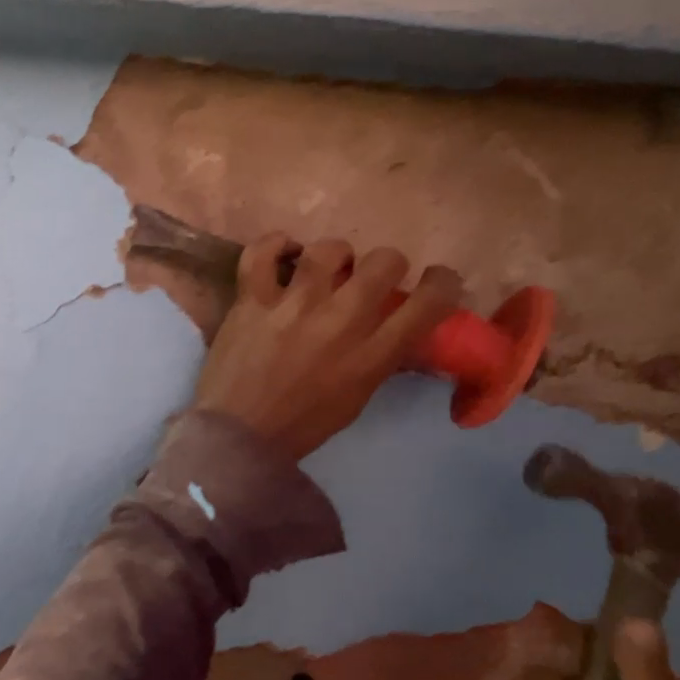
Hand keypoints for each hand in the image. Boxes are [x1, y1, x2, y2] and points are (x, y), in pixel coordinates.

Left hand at [191, 235, 460, 460]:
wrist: (238, 435)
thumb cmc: (301, 424)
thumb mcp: (357, 397)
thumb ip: (380, 359)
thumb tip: (399, 331)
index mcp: (372, 355)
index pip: (429, 302)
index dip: (441, 282)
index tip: (433, 280)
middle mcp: (339, 322)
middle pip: (383, 262)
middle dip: (385, 264)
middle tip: (369, 277)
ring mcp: (293, 307)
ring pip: (328, 250)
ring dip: (334, 255)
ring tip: (325, 268)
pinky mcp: (252, 301)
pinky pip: (262, 253)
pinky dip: (274, 244)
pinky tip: (283, 252)